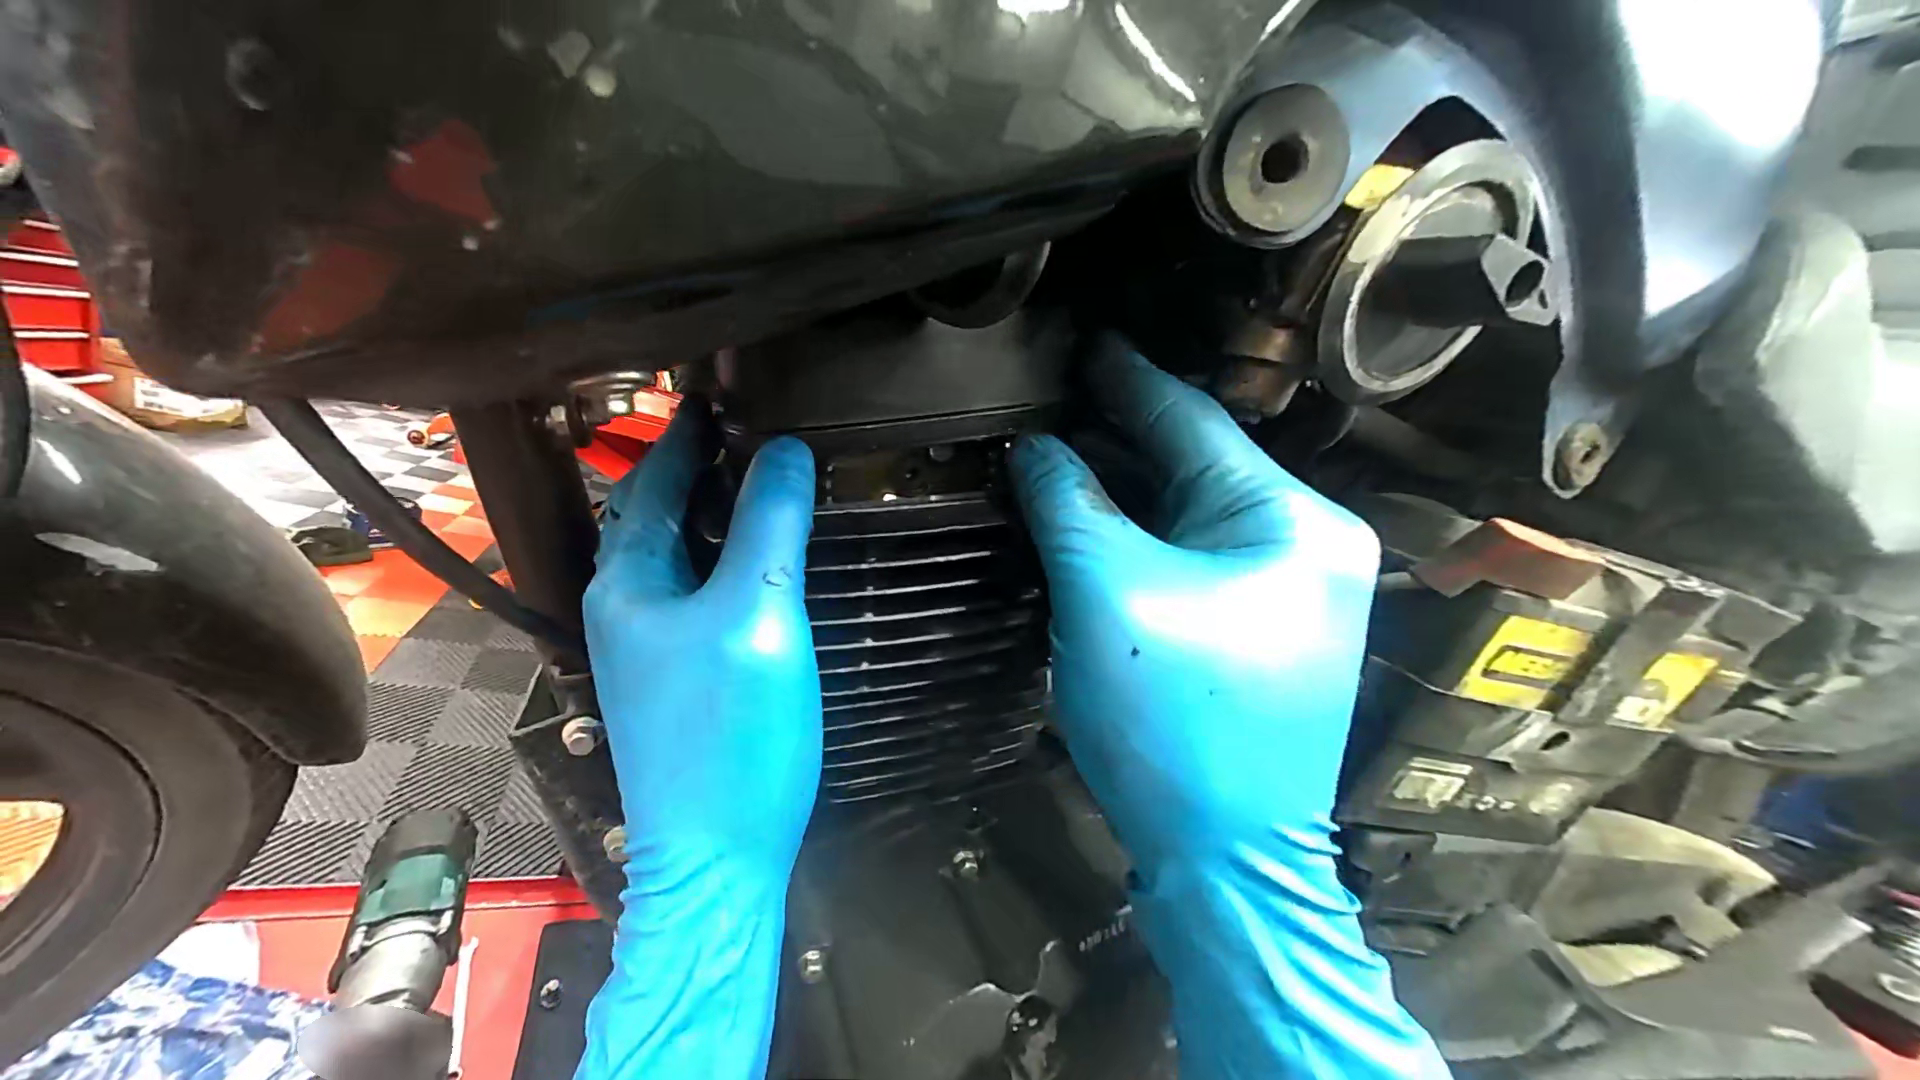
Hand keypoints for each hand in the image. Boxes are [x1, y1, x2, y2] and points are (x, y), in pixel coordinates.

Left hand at [578, 403, 818, 1079]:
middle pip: (659, 517)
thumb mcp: (758, 614)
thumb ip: (769, 527)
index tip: (719, 395)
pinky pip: (703, 593)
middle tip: (750, 430)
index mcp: (628, 585)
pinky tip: (763, 557)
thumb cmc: (733, 733)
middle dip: (697, 468)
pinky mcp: (684, 676)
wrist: (718, 853)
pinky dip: (728, 558)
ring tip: (761, 478)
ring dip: (714, 512)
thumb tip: (787, 451)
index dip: (685, 435)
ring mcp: (654, 647)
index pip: (651, 483)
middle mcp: (628, 609)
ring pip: (683, 556)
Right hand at [1011, 340, 1445, 1079]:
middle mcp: (1305, 542)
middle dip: (1119, 435)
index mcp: (1288, 520)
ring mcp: (1288, 588)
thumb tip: (1032, 445)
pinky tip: (1094, 515)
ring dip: (1123, 487)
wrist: (1225, 858)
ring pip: (1187, 513)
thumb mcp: (1105, 596)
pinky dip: (1139, 534)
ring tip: (1062, 447)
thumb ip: (1067, 504)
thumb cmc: (1171, 720)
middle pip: (1192, 466)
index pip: (1192, 424)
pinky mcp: (1260, 625)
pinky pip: (1189, 555)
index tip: (1088, 341)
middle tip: (1056, 398)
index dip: (1128, 379)